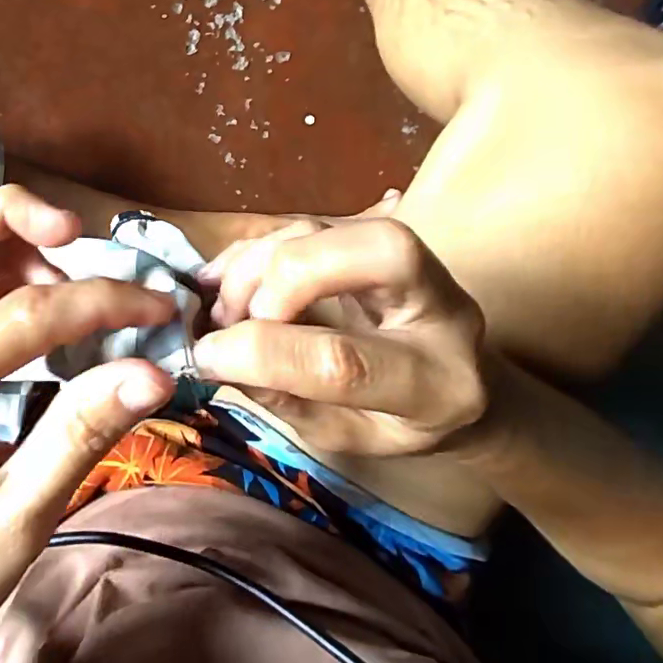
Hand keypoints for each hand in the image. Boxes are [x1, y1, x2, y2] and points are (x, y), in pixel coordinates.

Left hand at [0, 187, 178, 662]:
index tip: (160, 307)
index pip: (23, 313)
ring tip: (68, 270)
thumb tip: (153, 371)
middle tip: (77, 231)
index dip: (101, 300)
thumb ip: (79, 435)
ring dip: (8, 236)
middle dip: (14, 213)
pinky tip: (39, 299)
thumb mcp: (13, 524)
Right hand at [193, 217, 490, 456]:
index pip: (344, 361)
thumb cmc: (397, 422)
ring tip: (225, 308)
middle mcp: (442, 309)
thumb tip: (215, 356)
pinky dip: (255, 249)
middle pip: (378, 252)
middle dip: (284, 274)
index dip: (262, 353)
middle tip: (234, 317)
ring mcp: (413, 260)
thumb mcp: (346, 437)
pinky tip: (226, 279)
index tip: (207, 357)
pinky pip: (307, 225)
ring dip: (257, 262)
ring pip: (329, 229)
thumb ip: (286, 399)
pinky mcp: (373, 234)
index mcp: (437, 385)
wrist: (455, 383)